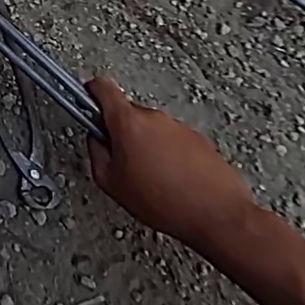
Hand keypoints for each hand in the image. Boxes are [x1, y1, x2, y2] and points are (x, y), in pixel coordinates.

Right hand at [86, 75, 257, 249]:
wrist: (218, 216)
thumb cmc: (166, 202)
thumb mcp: (112, 183)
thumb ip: (96, 153)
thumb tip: (96, 140)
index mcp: (128, 122)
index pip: (102, 88)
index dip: (90, 91)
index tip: (86, 99)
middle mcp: (153, 117)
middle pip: (127, 113)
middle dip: (121, 132)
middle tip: (123, 161)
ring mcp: (178, 126)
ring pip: (150, 129)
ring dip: (146, 146)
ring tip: (153, 178)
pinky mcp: (198, 139)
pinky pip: (173, 140)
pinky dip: (168, 155)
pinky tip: (172, 181)